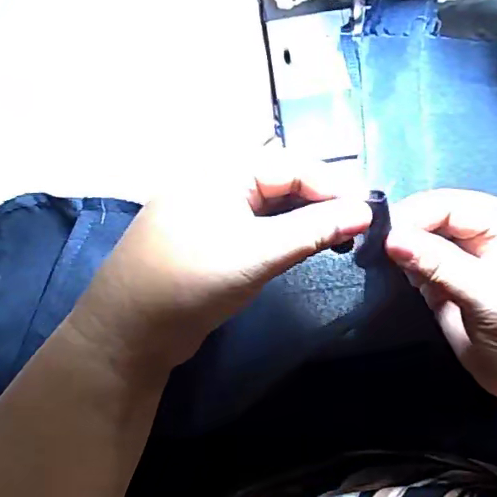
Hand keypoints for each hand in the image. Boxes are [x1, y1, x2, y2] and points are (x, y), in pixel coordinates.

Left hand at [66, 152, 372, 374]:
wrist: (129, 330)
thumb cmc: (194, 282)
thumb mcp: (259, 253)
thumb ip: (314, 230)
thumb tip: (365, 211)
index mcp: (222, 169)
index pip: (291, 165)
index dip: (332, 187)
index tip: (367, 215)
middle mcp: (215, 180)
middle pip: (280, 179)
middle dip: (319, 200)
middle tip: (356, 228)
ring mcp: (209, 210)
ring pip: (268, 204)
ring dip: (302, 218)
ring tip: (337, 239)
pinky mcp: (207, 238)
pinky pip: (253, 224)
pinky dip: (280, 233)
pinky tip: (301, 247)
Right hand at [385, 189, 496, 419]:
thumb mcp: (488, 294)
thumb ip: (440, 264)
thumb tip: (391, 238)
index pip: (450, 204)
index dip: (414, 214)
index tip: (379, 233)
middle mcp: (486, 239)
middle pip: (435, 220)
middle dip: (405, 231)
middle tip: (370, 247)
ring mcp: (468, 266)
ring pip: (426, 245)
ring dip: (403, 252)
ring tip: (377, 262)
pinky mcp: (453, 292)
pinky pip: (424, 272)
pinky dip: (408, 273)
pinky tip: (397, 279)